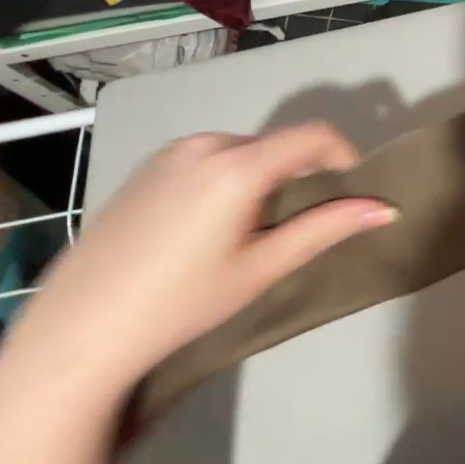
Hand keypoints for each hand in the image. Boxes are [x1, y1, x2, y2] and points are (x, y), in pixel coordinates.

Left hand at [1, 123, 395, 394]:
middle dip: (296, 175)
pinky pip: (208, 157)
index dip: (342, 154)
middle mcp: (206, 143)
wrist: (79, 328)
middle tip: (289, 227)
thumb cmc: (181, 303)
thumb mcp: (261, 269)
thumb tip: (385, 209)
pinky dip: (226, 178)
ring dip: (260, 177)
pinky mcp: (149, 164)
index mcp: (238, 165)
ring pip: (242, 151)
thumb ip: (325, 229)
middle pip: (275, 145)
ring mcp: (172, 150)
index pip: (313, 135)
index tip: (349, 189)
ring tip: (243, 233)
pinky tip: (202, 228)